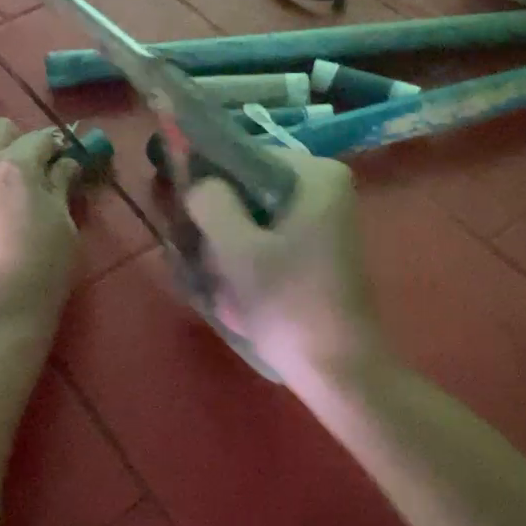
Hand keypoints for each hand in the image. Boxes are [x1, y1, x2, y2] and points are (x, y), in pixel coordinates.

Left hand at [0, 118, 82, 322]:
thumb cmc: (44, 266)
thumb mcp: (64, 223)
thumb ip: (61, 185)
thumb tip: (65, 164)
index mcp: (14, 164)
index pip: (40, 138)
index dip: (57, 147)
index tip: (68, 160)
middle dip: (20, 140)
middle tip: (38, 167)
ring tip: (8, 178)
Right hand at [184, 152, 385, 386]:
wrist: (338, 368)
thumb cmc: (289, 303)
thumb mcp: (237, 249)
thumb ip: (212, 203)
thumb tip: (199, 184)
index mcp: (317, 175)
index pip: (244, 156)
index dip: (209, 181)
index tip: (187, 215)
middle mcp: (326, 188)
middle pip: (249, 189)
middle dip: (222, 222)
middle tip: (205, 256)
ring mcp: (325, 222)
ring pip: (255, 219)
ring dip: (231, 247)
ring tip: (223, 282)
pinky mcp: (319, 252)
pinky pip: (270, 242)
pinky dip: (249, 263)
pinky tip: (239, 294)